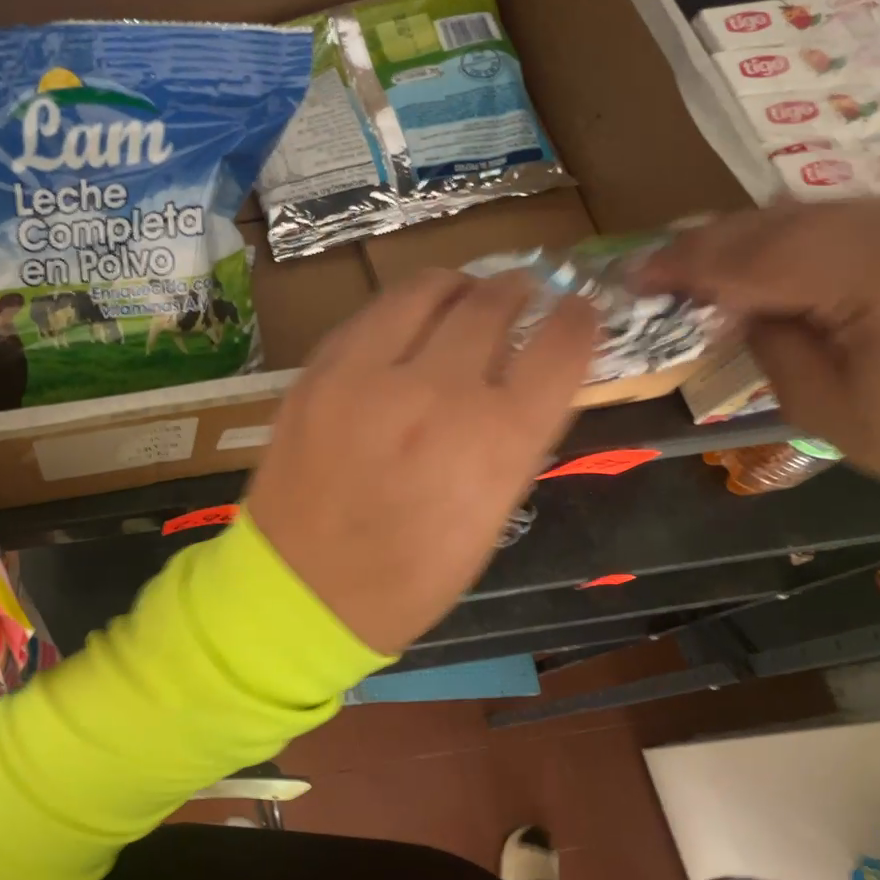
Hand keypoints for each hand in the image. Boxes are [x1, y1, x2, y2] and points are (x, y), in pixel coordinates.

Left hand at [244, 270, 597, 656]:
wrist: (302, 592)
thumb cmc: (407, 578)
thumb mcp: (489, 517)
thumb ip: (511, 439)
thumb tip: (519, 379)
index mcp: (497, 440)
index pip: (561, 344)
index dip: (577, 319)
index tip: (576, 312)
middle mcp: (437, 394)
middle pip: (493, 303)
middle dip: (516, 291)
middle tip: (517, 295)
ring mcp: (367, 378)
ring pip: (424, 290)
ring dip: (456, 287)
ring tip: (460, 299)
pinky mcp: (315, 376)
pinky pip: (366, 317)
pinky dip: (396, 313)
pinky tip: (402, 328)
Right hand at [638, 201, 879, 499]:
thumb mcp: (823, 406)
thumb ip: (772, 342)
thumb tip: (745, 306)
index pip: (760, 255)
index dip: (689, 263)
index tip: (636, 275)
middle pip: (791, 220)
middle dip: (717, 241)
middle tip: (660, 265)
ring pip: (830, 212)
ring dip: (762, 236)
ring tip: (710, 263)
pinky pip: (871, 219)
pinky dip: (813, 236)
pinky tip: (782, 259)